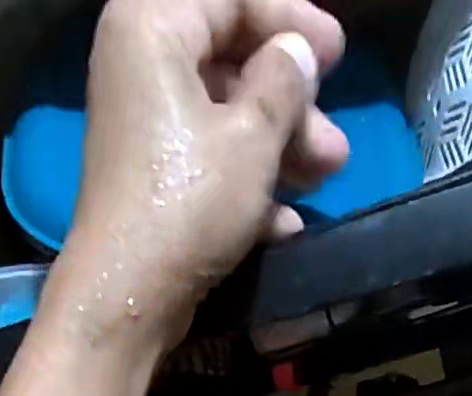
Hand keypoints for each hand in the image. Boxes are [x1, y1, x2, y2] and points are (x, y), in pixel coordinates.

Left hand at [61, 0, 348, 340]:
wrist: (132, 292)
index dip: (290, 19)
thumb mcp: (251, 138)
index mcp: (154, 29)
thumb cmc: (192, 202)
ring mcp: (150, 128)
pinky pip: (213, 162)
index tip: (339, 51)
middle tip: (335, 139)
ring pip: (229, 120)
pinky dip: (251, 186)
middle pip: (233, 63)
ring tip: (326, 176)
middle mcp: (144, 67)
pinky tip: (286, 223)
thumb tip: (297, 53)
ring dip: (283, 149)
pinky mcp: (159, 178)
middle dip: (294, 105)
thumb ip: (284, 83)